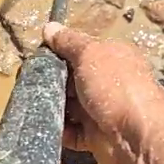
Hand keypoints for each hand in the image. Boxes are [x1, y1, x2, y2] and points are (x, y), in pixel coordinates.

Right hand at [43, 21, 163, 163]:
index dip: (58, 53)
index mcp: (112, 58)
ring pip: (68, 106)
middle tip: (28, 83)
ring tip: (30, 104)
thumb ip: (68, 42)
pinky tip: (43, 124)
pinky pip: (70, 131)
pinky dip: (58, 129)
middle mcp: (108, 83)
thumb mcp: (89, 54)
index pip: (81, 52)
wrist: (135, 136)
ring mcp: (101, 110)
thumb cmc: (114, 87)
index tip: (35, 58)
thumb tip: (49, 27)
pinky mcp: (94, 135)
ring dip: (52, 106)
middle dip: (51, 82)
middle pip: (71, 80)